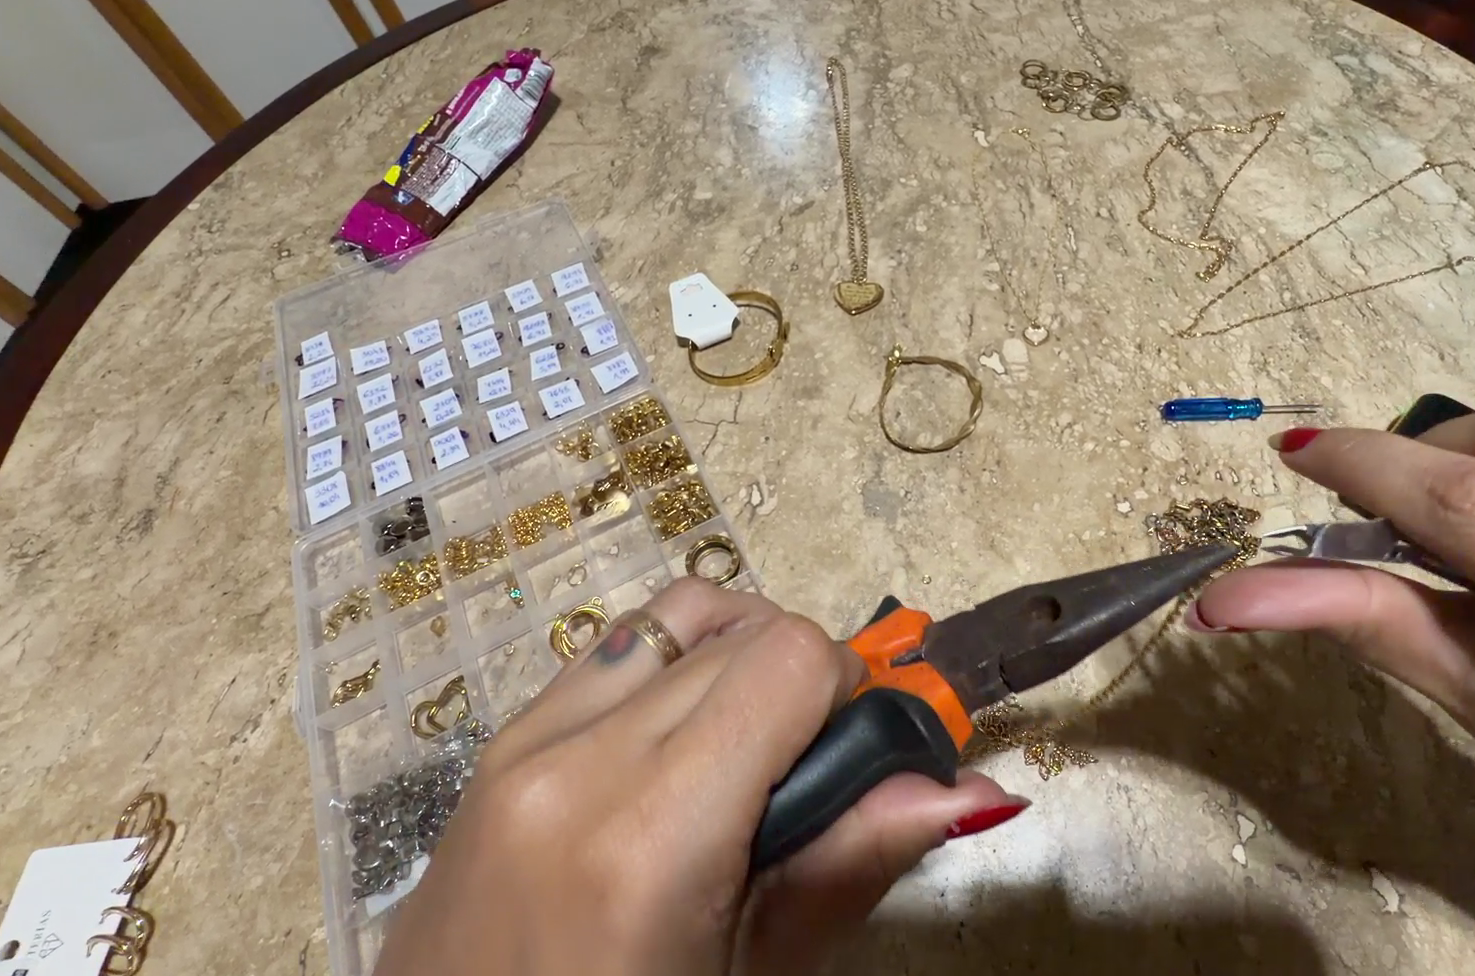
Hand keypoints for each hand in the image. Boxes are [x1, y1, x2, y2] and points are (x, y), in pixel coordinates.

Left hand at [372, 577, 1021, 975]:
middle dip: (803, 676)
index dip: (847, 688)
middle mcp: (579, 756)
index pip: (788, 660)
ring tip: (754, 727)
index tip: (857, 749)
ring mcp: (527, 735)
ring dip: (743, 648)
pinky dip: (679, 657)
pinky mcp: (504, 733)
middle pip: (744, 631)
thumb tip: (970, 790)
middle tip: (809, 761)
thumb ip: (852, 862)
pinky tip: (683, 728)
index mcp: (648, 835)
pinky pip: (620, 642)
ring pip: (683, 612)